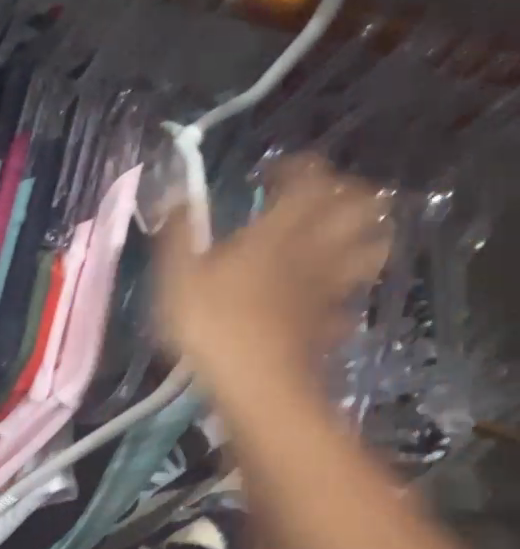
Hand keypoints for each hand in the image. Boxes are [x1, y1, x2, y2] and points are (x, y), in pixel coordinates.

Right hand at [154, 154, 393, 387]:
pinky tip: (324, 287)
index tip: (269, 174)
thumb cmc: (209, 323)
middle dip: (342, 193)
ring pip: (373, 241)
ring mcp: (332, 283)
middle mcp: (316, 248)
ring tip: (334, 235)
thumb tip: (176, 196)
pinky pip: (353, 288)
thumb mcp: (175, 275)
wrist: (256, 380)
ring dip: (362, 231)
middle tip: (311, 200)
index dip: (295, 168)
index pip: (309, 180)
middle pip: (361, 204)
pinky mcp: (336, 315)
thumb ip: (178, 232)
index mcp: (279, 231)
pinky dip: (346, 280)